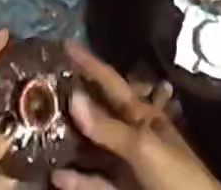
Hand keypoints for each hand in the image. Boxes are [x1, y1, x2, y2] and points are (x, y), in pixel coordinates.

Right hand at [51, 41, 220, 189]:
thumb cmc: (176, 175)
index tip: (66, 44)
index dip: (90, 63)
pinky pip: (95, 182)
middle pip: (98, 112)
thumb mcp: (144, 147)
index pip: (110, 82)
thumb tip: (74, 97)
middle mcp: (131, 133)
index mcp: (141, 114)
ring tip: (44, 131)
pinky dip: (77, 180)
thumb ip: (109, 127)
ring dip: (71, 141)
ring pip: (92, 147)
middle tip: (45, 89)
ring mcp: (126, 163)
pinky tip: (56, 176)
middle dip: (75, 99)